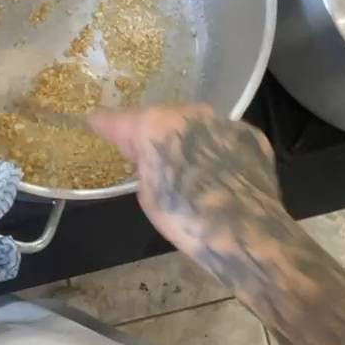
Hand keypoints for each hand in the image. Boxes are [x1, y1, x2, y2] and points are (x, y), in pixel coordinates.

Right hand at [90, 104, 286, 259]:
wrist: (244, 231)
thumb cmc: (185, 217)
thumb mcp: (148, 195)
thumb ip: (143, 165)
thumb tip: (148, 157)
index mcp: (154, 126)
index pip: (118, 121)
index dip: (104, 125)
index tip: (94, 123)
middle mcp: (189, 113)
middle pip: (160, 118)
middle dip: (152, 134)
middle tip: (148, 157)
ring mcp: (223, 121)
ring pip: (194, 125)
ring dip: (186, 140)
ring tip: (187, 167)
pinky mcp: (251, 135)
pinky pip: (222, 137)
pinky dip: (215, 149)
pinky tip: (218, 173)